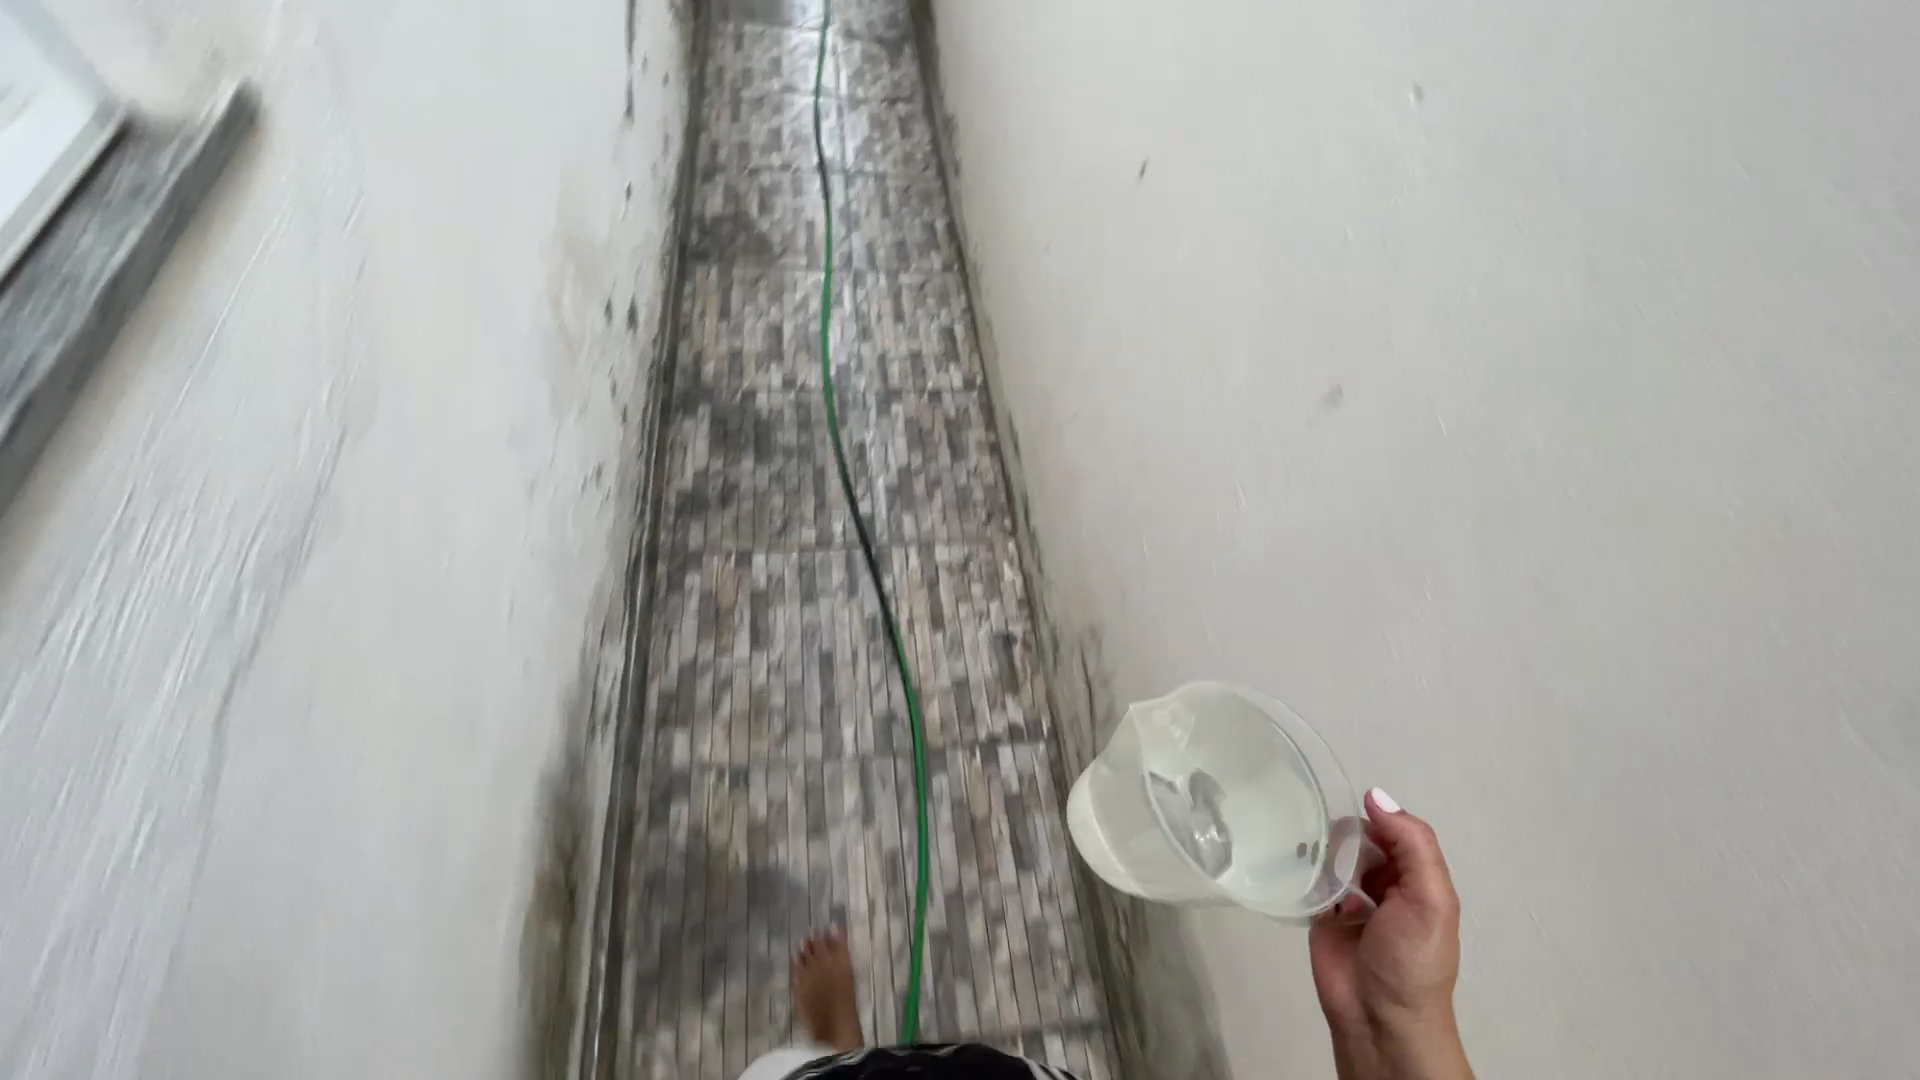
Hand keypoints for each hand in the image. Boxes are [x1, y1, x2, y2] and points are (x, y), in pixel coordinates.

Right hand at [1309, 788, 1472, 1079]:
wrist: (1378, 1016)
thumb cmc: (1412, 959)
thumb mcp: (1429, 899)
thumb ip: (1411, 845)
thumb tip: (1375, 794)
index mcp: (1417, 878)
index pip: (1397, 830)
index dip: (1379, 815)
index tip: (1352, 801)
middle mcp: (1384, 883)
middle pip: (1362, 839)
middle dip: (1344, 827)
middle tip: (1317, 815)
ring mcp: (1348, 896)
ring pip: (1333, 854)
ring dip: (1319, 843)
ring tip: (1296, 829)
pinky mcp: (1318, 909)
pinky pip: (1307, 876)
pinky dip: (1299, 864)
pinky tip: (1285, 852)